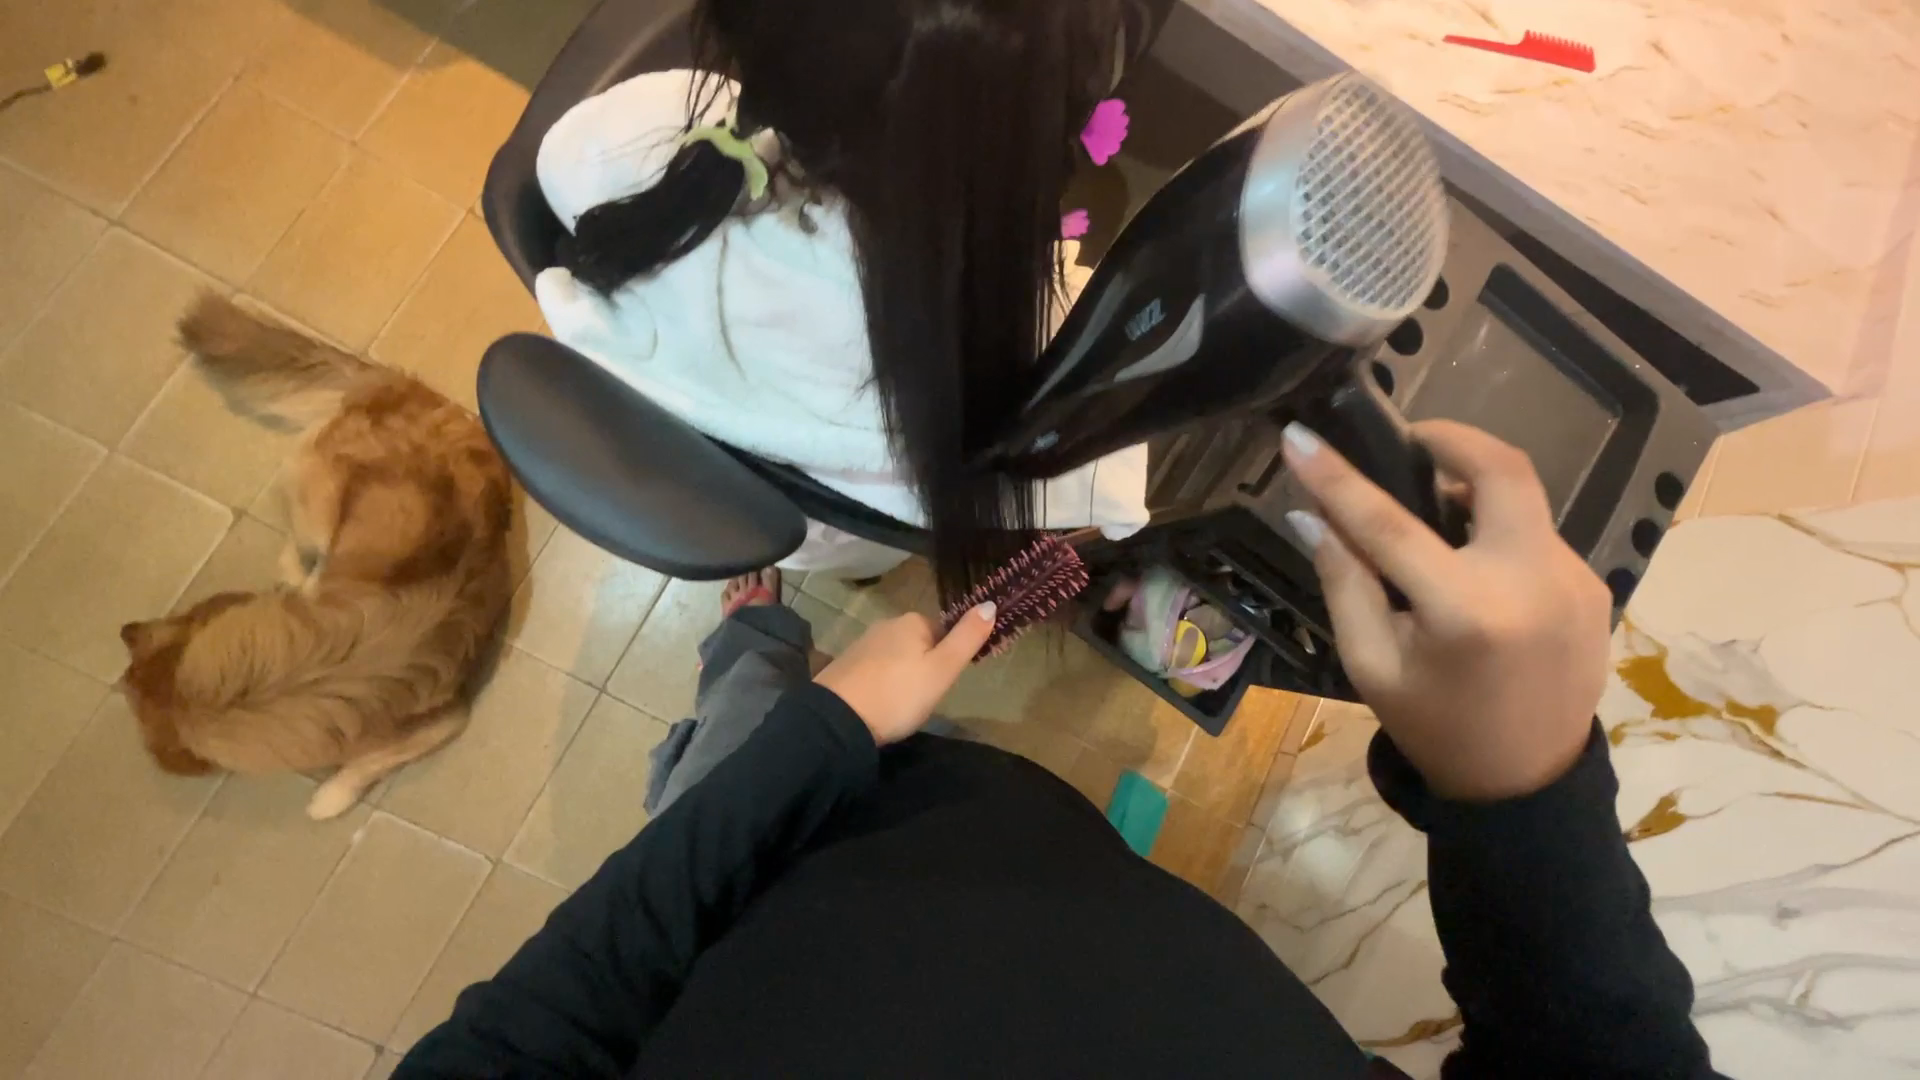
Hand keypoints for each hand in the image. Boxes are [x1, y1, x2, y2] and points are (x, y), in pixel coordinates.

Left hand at [814, 604, 996, 744]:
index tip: (942, 684)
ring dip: (903, 676)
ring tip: (902, 704)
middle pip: (919, 643)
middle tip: (923, 697)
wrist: (838, 719)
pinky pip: (876, 669)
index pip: (943, 632)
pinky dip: (883, 682)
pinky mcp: (845, 663)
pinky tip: (881, 703)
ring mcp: (862, 643)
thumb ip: (967, 638)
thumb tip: (990, 603)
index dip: (948, 659)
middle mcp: (886, 624)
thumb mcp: (942, 670)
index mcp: (912, 621)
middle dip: (924, 667)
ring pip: (896, 657)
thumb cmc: (898, 694)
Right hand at [1281, 420, 1612, 800]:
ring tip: (1423, 515)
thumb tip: (1311, 516)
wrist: (1526, 784)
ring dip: (1467, 489)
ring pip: (1520, 500)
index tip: (1298, 436)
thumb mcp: (1369, 662)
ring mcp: (1576, 579)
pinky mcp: (1591, 585)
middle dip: (1450, 439)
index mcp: (1466, 610)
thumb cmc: (1432, 725)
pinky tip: (1462, 560)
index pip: (1387, 522)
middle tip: (1405, 442)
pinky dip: (1489, 526)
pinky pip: (1533, 531)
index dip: (1335, 476)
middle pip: (1503, 470)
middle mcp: (1534, 580)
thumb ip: (1343, 582)